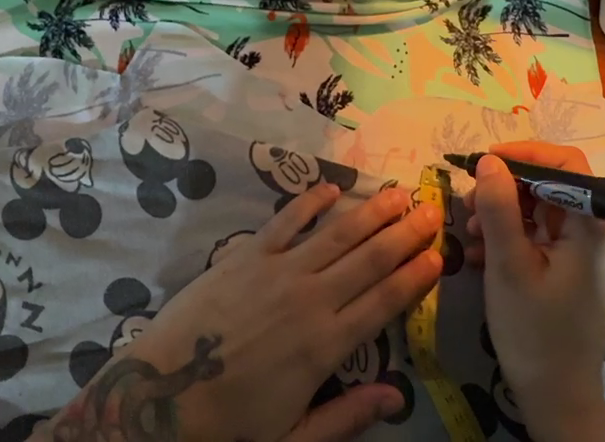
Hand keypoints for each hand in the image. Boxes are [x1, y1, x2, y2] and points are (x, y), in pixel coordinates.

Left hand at [41, 182, 443, 441]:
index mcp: (327, 345)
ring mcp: (278, 271)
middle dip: (405, 233)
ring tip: (398, 192)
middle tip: (433, 209)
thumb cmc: (231, 424)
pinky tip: (332, 188)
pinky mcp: (247, 255)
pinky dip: (311, 202)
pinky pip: (286, 221)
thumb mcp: (294, 438)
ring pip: (336, 233)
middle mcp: (311, 299)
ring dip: (370, 211)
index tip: (440, 254)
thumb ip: (347, 416)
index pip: (384, 301)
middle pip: (369, 259)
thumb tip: (397, 396)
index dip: (415, 276)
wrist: (164, 394)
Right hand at [467, 142, 604, 441]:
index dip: (524, 154)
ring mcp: (586, 252)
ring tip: (469, 234)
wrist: (556, 399)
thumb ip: (498, 207)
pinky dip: (509, 237)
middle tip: (467, 205)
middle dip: (504, 188)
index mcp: (593, 226)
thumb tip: (488, 160)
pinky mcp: (572, 270)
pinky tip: (480, 254)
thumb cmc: (535, 331)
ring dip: (501, 213)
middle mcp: (597, 232)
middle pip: (549, 185)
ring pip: (539, 209)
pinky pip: (539, 236)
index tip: (484, 162)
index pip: (566, 164)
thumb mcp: (508, 265)